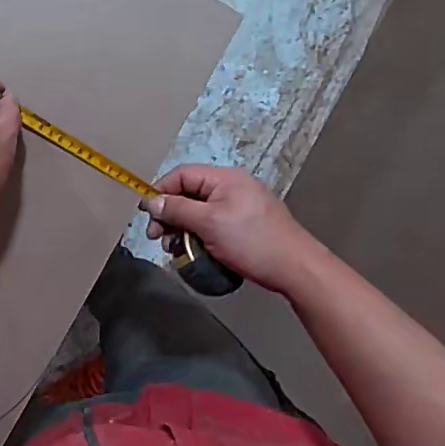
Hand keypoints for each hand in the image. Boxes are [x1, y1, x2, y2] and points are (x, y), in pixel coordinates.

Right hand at [141, 164, 322, 293]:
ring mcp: (239, 206)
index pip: (181, 175)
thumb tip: (151, 201)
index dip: (160, 192)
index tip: (147, 215)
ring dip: (181, 228)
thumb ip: (177, 209)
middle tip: (157, 237)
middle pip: (188, 193)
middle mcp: (231, 187)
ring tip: (174, 248)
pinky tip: (193, 250)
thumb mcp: (208, 223)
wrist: (296, 270)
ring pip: (198, 211)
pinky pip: (212, 223)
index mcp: (225, 178)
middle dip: (169, 215)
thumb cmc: (251, 241)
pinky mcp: (244, 225)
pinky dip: (198, 235)